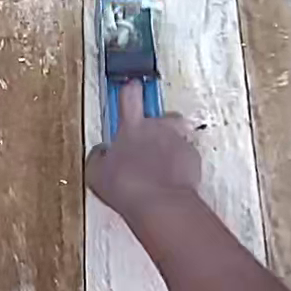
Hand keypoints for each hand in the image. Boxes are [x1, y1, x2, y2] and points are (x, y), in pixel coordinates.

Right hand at [85, 80, 202, 220]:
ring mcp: (178, 142)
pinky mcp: (193, 158)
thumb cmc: (128, 188)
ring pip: (177, 136)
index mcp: (131, 128)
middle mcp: (157, 129)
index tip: (131, 85)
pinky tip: (171, 180)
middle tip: (149, 144)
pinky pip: (187, 156)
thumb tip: (101, 153)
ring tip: (161, 165)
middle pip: (161, 116)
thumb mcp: (96, 174)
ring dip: (170, 146)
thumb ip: (98, 157)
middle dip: (158, 126)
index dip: (130, 89)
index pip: (130, 96)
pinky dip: (181, 165)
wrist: (160, 204)